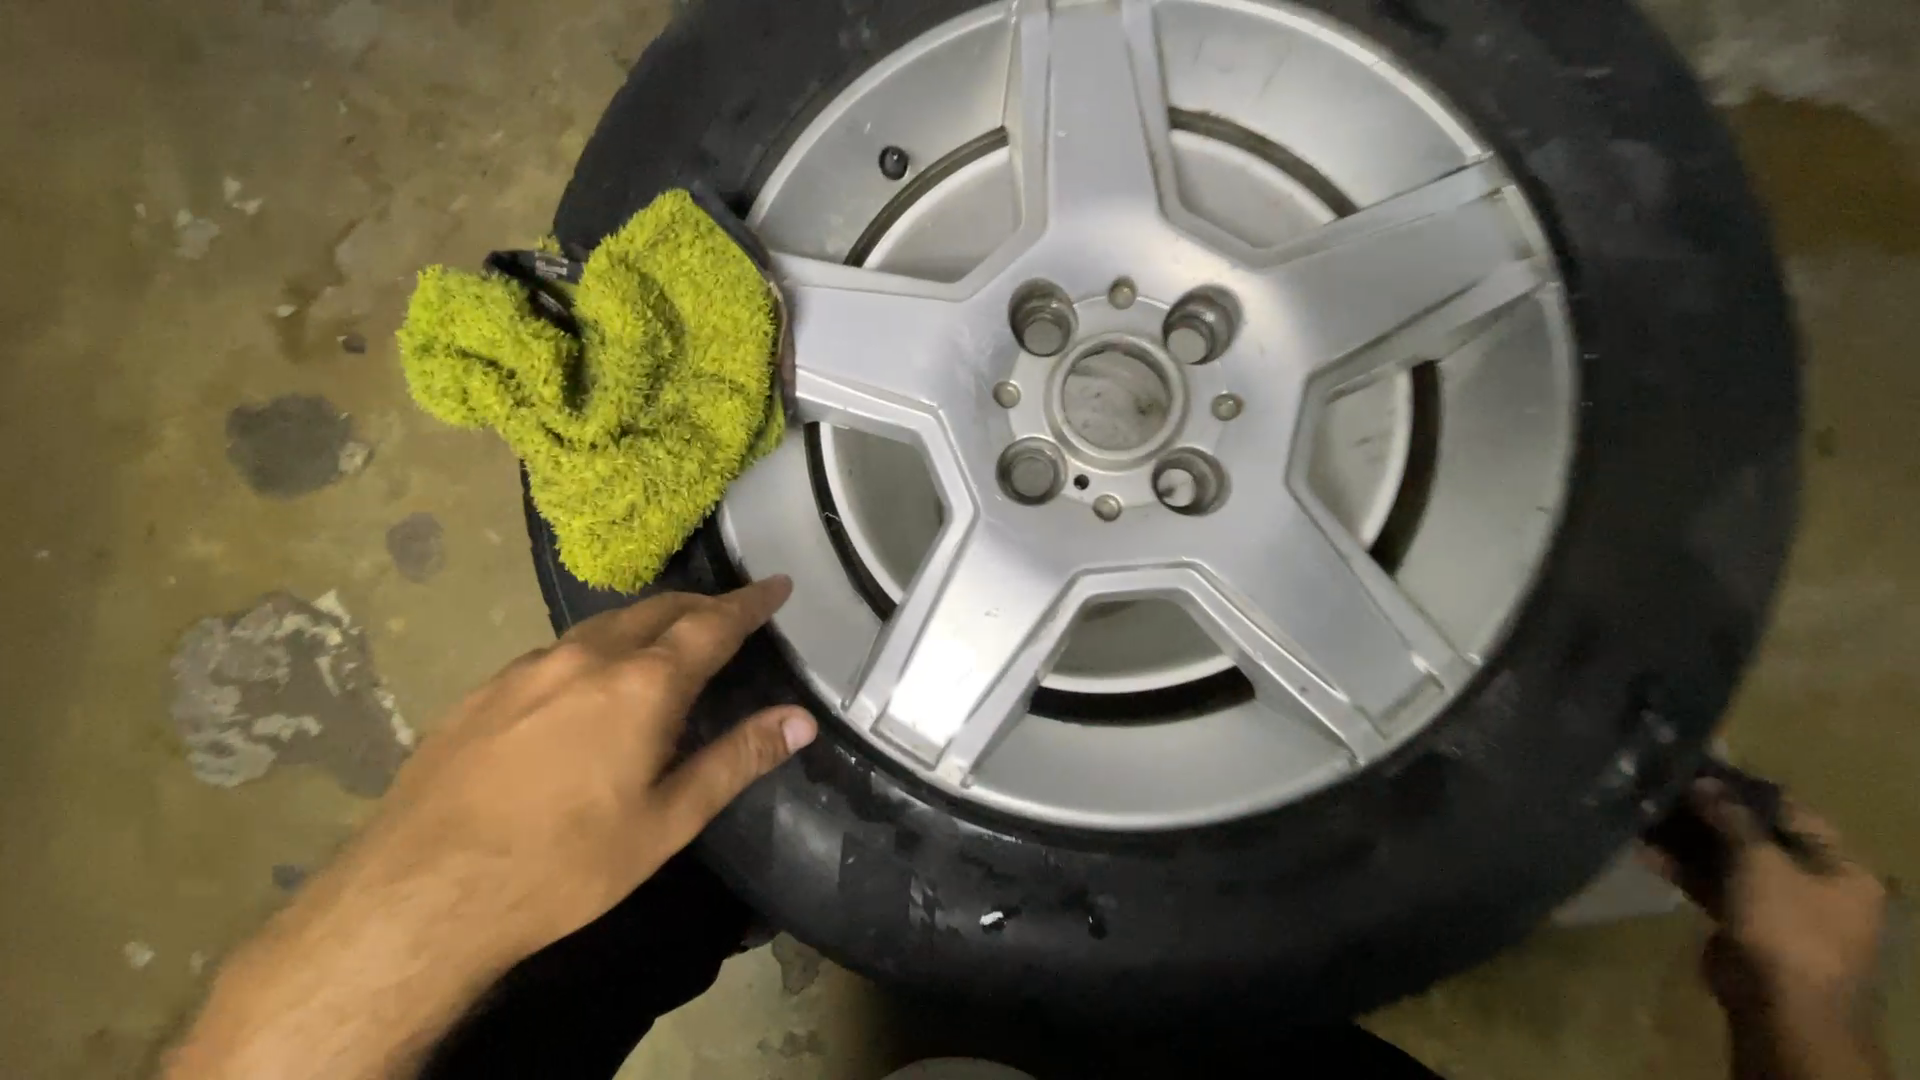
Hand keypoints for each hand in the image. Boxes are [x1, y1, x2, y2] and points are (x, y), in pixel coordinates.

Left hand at [168, 577, 815, 1079]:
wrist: (419, 896)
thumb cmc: (564, 864)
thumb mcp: (668, 821)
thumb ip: (738, 759)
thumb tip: (801, 719)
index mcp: (642, 684)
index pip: (712, 624)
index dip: (751, 603)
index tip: (777, 584)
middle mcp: (585, 657)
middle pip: (657, 610)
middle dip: (700, 604)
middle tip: (729, 613)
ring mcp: (526, 669)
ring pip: (603, 626)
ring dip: (646, 624)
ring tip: (665, 643)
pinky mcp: (483, 691)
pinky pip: (557, 652)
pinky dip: (596, 650)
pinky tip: (587, 686)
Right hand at [1648, 780, 1892, 1079]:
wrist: (1781, 1004)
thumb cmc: (1787, 926)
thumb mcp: (1760, 862)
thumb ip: (1730, 819)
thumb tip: (1702, 781)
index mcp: (1839, 866)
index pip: (1790, 811)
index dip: (1742, 788)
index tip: (1695, 766)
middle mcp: (1813, 881)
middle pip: (1753, 834)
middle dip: (1705, 813)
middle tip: (1659, 788)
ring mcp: (1777, 903)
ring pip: (1725, 858)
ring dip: (1685, 839)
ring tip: (1641, 815)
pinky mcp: (1743, 920)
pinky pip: (1709, 883)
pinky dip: (1679, 867)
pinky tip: (1642, 851)